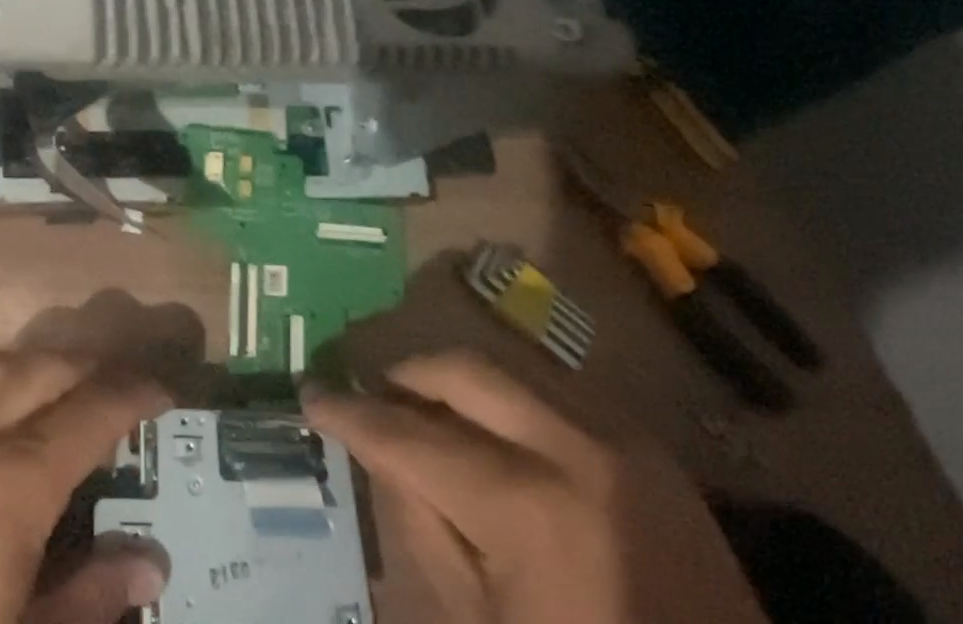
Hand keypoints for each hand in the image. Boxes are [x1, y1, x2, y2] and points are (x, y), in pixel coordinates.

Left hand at [0, 348, 172, 623]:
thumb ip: (89, 595)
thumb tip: (151, 561)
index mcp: (14, 486)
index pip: (90, 412)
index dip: (136, 394)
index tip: (169, 392)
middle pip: (45, 371)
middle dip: (95, 367)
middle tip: (129, 386)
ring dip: (41, 361)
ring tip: (69, 380)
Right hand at [305, 352, 766, 623]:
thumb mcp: (475, 617)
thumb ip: (422, 526)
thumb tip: (387, 456)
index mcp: (525, 507)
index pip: (408, 434)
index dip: (350, 414)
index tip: (312, 396)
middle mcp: (574, 448)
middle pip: (463, 370)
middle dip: (404, 374)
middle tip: (370, 396)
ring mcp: (622, 437)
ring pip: (512, 364)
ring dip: (456, 378)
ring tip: (425, 406)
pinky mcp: (650, 442)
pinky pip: (558, 387)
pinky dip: (508, 393)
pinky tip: (491, 426)